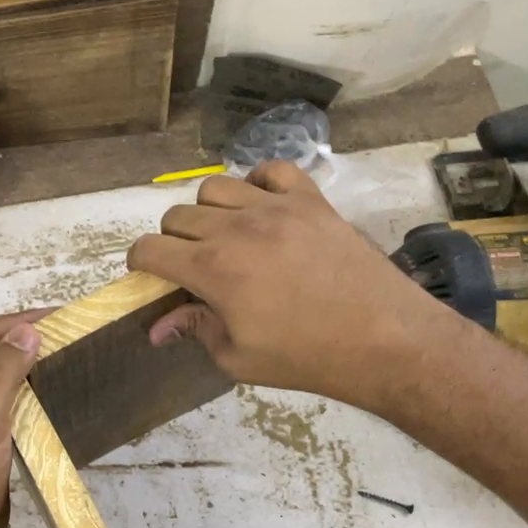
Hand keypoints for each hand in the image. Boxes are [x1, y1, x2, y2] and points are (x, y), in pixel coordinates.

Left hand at [0, 311, 48, 527]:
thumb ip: (3, 370)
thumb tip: (28, 329)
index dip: (22, 320)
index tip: (63, 313)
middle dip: (27, 339)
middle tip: (71, 332)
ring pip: (1, 375)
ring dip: (29, 364)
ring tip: (67, 354)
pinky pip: (5, 400)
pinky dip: (27, 391)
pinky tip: (51, 390)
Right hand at [126, 161, 457, 412]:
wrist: (387, 340)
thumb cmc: (306, 357)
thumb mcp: (237, 356)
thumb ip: (194, 330)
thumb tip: (157, 328)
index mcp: (212, 269)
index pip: (149, 248)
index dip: (139, 262)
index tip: (148, 275)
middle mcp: (236, 229)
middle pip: (177, 216)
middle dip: (172, 241)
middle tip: (192, 265)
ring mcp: (276, 208)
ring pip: (214, 187)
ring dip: (208, 211)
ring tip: (226, 234)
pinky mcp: (311, 200)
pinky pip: (271, 170)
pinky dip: (258, 183)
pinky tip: (263, 208)